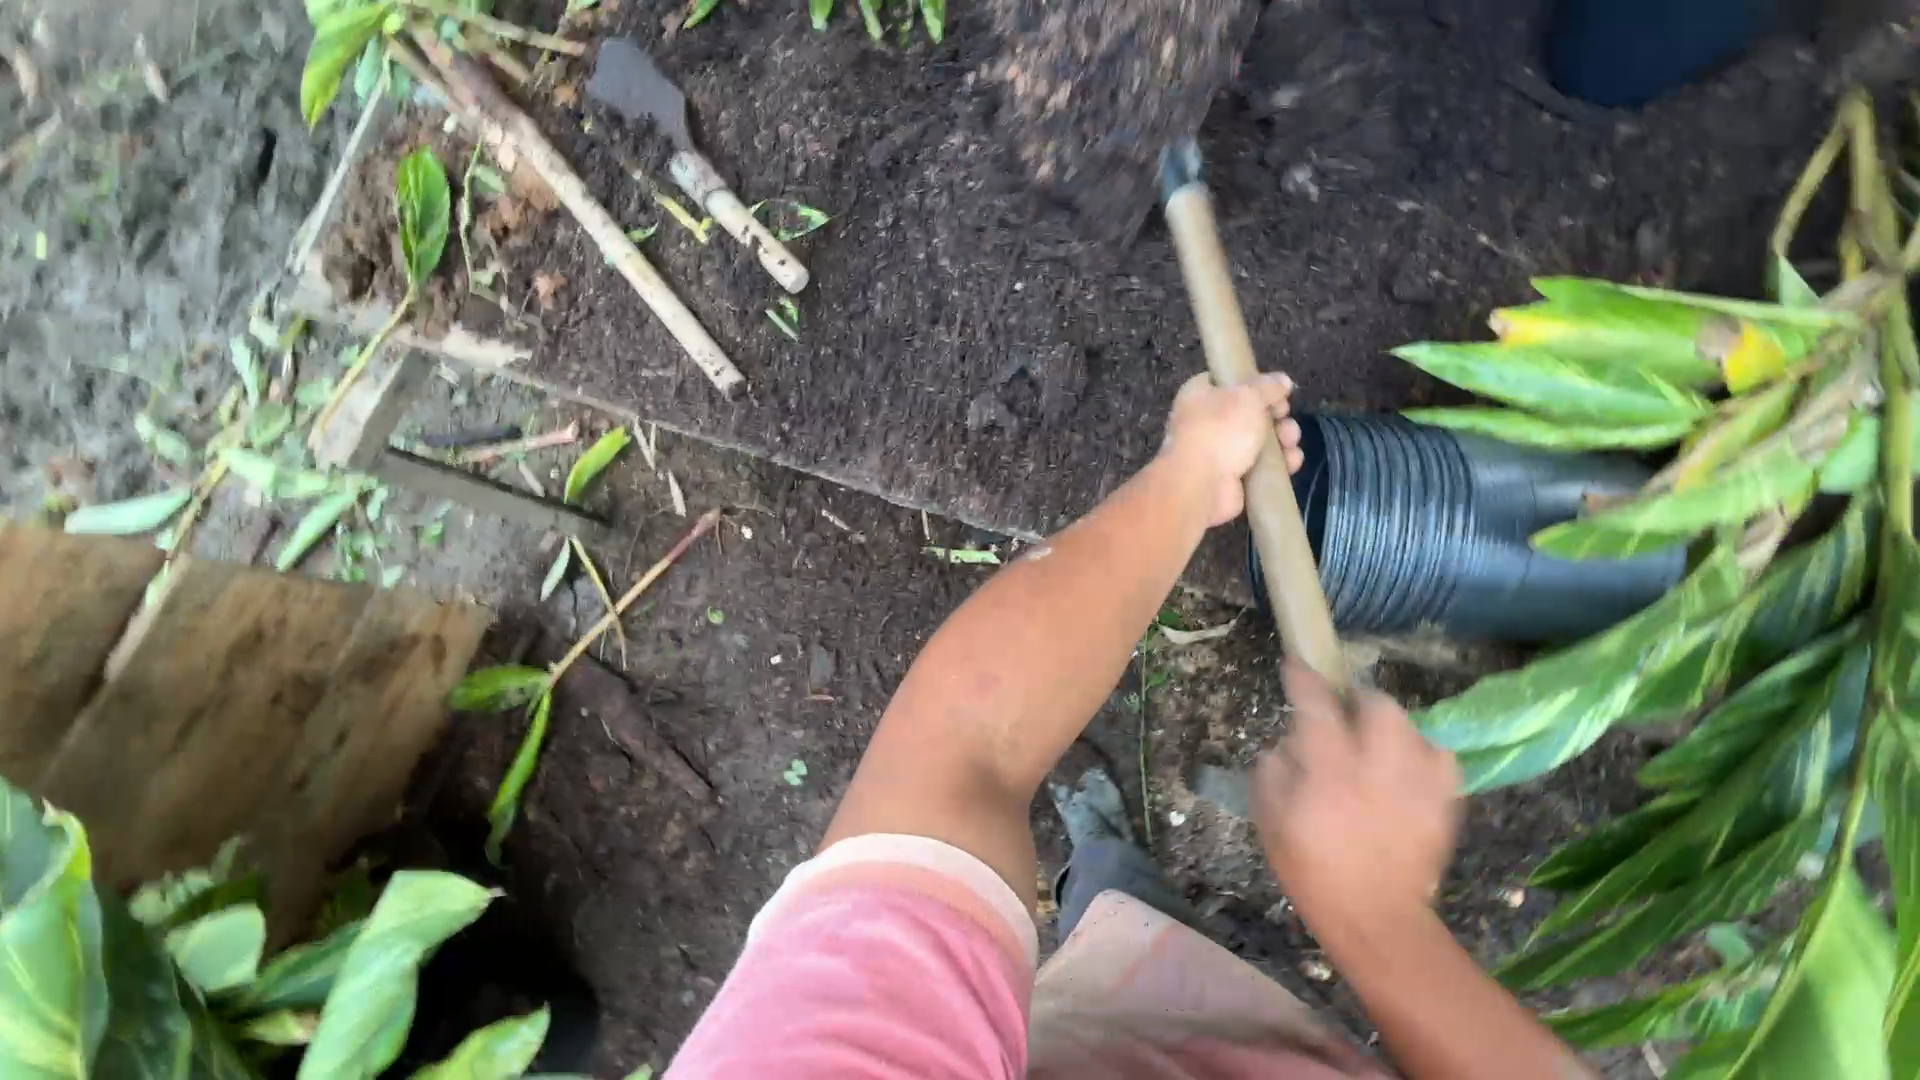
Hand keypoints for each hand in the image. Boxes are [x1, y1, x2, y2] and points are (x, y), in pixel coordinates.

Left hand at [1159, 372, 1304, 526]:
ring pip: (1258, 441)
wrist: (1201, 484)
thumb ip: (1267, 386)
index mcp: (1198, 395)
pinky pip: (1260, 467)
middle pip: (1249, 412)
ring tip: (1290, 442)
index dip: (1254, 383)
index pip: (1227, 382)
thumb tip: (1282, 380)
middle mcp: (1204, 422)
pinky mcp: (1231, 478)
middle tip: (1285, 418)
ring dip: (1282, 439)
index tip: (1276, 390)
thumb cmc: (1220, 429)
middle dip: (1275, 415)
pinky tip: (1292, 462)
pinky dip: (1278, 464)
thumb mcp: (1247, 396)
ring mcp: (1217, 452)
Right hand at [1254, 663, 1461, 941]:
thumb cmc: (1311, 870)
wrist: (1373, 918)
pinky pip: (1442, 758)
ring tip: (1375, 738)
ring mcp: (1416, 786)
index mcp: (1328, 772)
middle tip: (1342, 710)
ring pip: (1412, 726)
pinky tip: (1406, 764)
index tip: (1295, 663)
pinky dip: (1424, 751)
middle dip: (1357, 698)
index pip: (1316, 706)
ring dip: (1389, 723)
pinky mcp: (1443, 805)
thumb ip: (1272, 772)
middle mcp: (1376, 769)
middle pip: (1378, 706)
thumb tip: (1284, 745)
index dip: (1303, 679)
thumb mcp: (1269, 820)